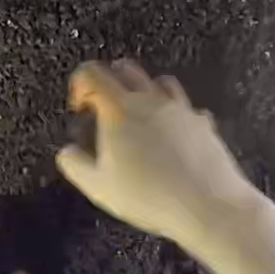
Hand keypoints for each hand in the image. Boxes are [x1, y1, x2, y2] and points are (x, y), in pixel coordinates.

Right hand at [56, 60, 259, 248]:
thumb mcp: (98, 187)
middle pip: (125, 69)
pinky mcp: (202, 122)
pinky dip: (173, 114)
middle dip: (109, 80)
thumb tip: (67, 153)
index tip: (79, 107)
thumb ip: (75, 165)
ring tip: (138, 118)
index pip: (91, 74)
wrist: (207, 205)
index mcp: (119, 109)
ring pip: (158, 82)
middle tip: (103, 106)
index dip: (79, 84)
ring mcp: (180, 108)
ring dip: (143, 91)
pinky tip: (170, 137)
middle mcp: (149, 100)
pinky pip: (184, 107)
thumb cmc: (150, 196)